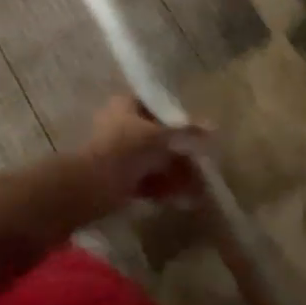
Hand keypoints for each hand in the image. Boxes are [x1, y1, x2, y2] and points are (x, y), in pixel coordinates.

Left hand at [81, 94, 207, 202]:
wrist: (92, 186)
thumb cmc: (125, 150)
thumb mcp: (160, 137)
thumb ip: (187, 133)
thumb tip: (214, 127)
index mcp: (124, 105)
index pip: (155, 105)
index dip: (176, 117)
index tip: (197, 133)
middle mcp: (120, 124)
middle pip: (156, 136)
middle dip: (180, 152)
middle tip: (203, 165)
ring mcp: (118, 153)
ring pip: (153, 161)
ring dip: (176, 173)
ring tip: (199, 187)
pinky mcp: (118, 178)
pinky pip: (146, 180)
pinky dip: (164, 188)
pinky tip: (184, 199)